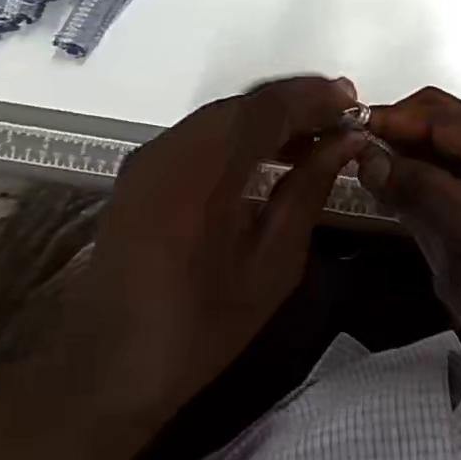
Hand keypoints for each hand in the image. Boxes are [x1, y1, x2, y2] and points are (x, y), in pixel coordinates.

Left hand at [45, 76, 370, 425]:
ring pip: (220, 115)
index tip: (351, 100)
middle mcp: (170, 147)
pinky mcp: (141, 167)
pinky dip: (237, 134)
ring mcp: (150, 154)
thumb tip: (344, 143)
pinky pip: (198, 133)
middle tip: (339, 117)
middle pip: (241, 104)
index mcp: (201, 171)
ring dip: (266, 118)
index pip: (265, 108)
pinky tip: (267, 154)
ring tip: (313, 136)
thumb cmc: (200, 327)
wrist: (109, 363)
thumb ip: (307, 191)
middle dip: (293, 104)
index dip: (311, 96)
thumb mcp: (271, 266)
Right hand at [358, 87, 460, 357]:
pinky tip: (386, 195)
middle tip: (350, 151)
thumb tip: (366, 156)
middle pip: (430, 123)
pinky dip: (404, 184)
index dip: (390, 119)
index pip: (436, 116)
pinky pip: (428, 180)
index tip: (345, 131)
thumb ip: (422, 191)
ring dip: (396, 157)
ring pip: (425, 149)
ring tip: (364, 174)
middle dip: (392, 133)